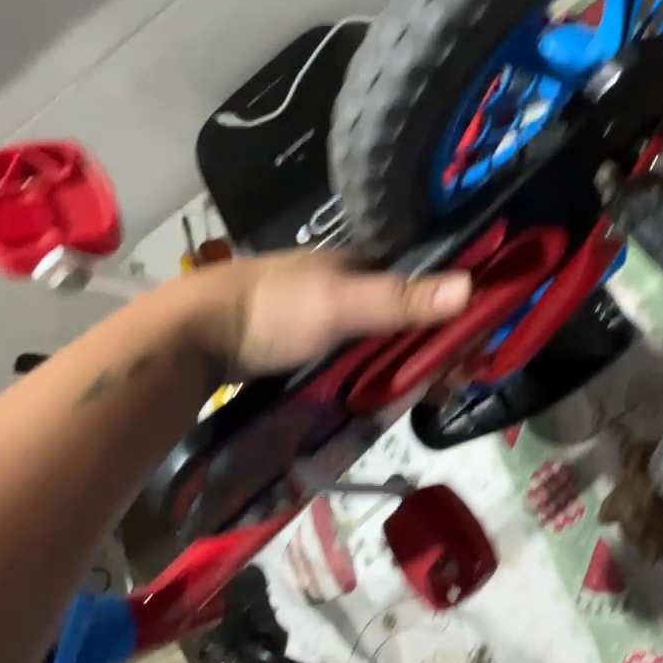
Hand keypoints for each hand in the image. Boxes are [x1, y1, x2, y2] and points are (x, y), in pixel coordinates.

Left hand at [187, 251, 470, 377]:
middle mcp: (349, 286)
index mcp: (362, 264)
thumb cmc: (270, 310)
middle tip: (452, 384)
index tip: (473, 349)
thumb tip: (473, 285)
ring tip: (431, 397)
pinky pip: (358, 362)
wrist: (189, 339)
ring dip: (409, 366)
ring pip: (384, 342)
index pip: (426, 284)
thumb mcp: (341, 303)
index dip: (454, 313)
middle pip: (408, 317)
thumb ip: (403, 299)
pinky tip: (389, 398)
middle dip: (434, 348)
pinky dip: (379, 377)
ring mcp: (326, 319)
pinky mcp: (306, 350)